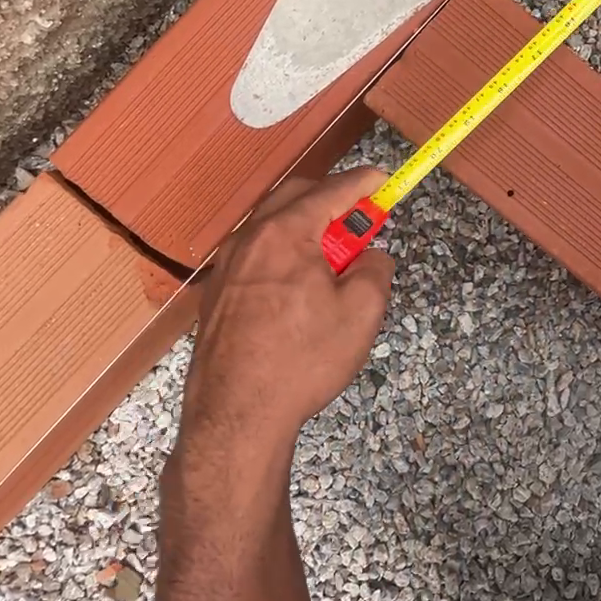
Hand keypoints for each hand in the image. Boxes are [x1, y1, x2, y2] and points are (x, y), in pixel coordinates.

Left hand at [179, 169, 394, 445]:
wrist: (235, 419)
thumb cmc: (303, 361)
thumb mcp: (362, 311)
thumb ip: (375, 268)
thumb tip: (370, 255)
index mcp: (285, 234)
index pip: (333, 190)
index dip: (365, 182)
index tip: (386, 180)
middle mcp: (249, 240)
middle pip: (295, 196)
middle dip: (332, 199)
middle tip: (362, 223)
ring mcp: (225, 267)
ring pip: (272, 226)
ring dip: (307, 228)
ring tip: (333, 264)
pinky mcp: (215, 295)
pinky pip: (256, 255)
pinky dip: (284, 253)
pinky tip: (299, 291)